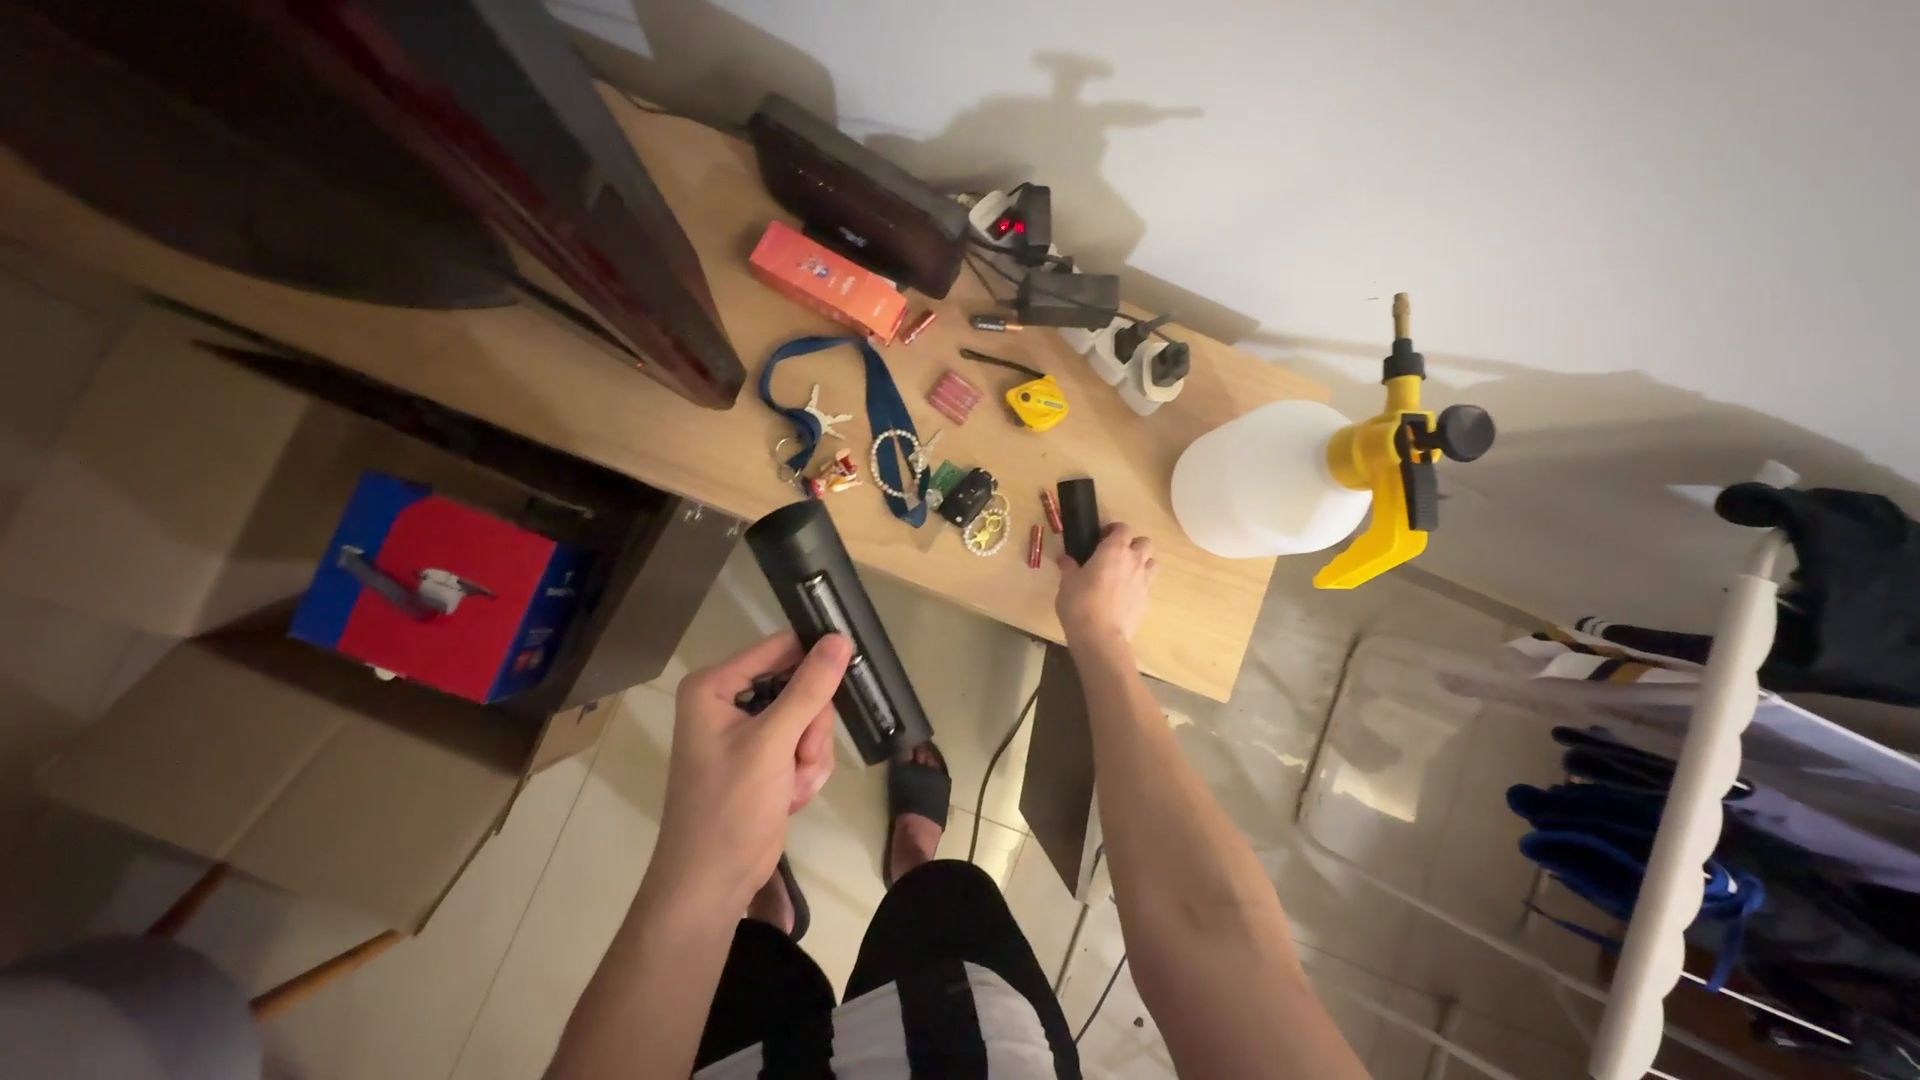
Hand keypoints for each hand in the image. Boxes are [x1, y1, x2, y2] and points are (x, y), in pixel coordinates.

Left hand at [648, 631, 851, 911]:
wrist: (712, 882)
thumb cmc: (729, 808)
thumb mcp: (771, 743)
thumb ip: (809, 689)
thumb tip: (840, 639)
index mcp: (714, 686)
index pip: (780, 648)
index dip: (815, 659)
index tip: (850, 672)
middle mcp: (729, 702)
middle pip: (801, 686)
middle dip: (810, 728)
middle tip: (799, 755)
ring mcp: (749, 733)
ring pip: (810, 720)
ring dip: (810, 756)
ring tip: (789, 785)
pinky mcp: (765, 760)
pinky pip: (805, 747)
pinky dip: (805, 773)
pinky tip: (788, 797)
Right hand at [1056, 522, 1156, 644]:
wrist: (1100, 636)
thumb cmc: (1080, 603)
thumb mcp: (1067, 582)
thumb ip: (1069, 567)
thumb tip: (1064, 558)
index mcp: (1114, 550)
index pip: (1123, 528)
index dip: (1114, 530)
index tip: (1101, 538)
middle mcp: (1133, 561)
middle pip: (1144, 542)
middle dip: (1132, 545)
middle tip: (1115, 555)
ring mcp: (1143, 581)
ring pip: (1151, 562)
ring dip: (1141, 562)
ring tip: (1124, 573)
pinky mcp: (1146, 599)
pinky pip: (1147, 583)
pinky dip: (1139, 584)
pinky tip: (1124, 594)